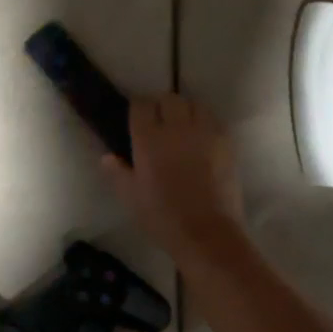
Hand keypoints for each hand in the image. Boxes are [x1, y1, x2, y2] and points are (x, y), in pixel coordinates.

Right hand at [99, 93, 243, 257]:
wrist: (207, 233)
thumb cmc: (163, 217)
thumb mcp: (131, 198)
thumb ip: (117, 173)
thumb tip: (106, 157)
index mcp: (149, 139)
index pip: (141, 105)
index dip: (138, 107)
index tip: (137, 117)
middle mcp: (176, 128)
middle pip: (169, 99)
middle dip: (162, 105)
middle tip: (159, 121)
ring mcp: (204, 133)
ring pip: (194, 105)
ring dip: (186, 110)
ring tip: (183, 126)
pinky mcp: (226, 143)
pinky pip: (214, 121)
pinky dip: (206, 123)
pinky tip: (202, 139)